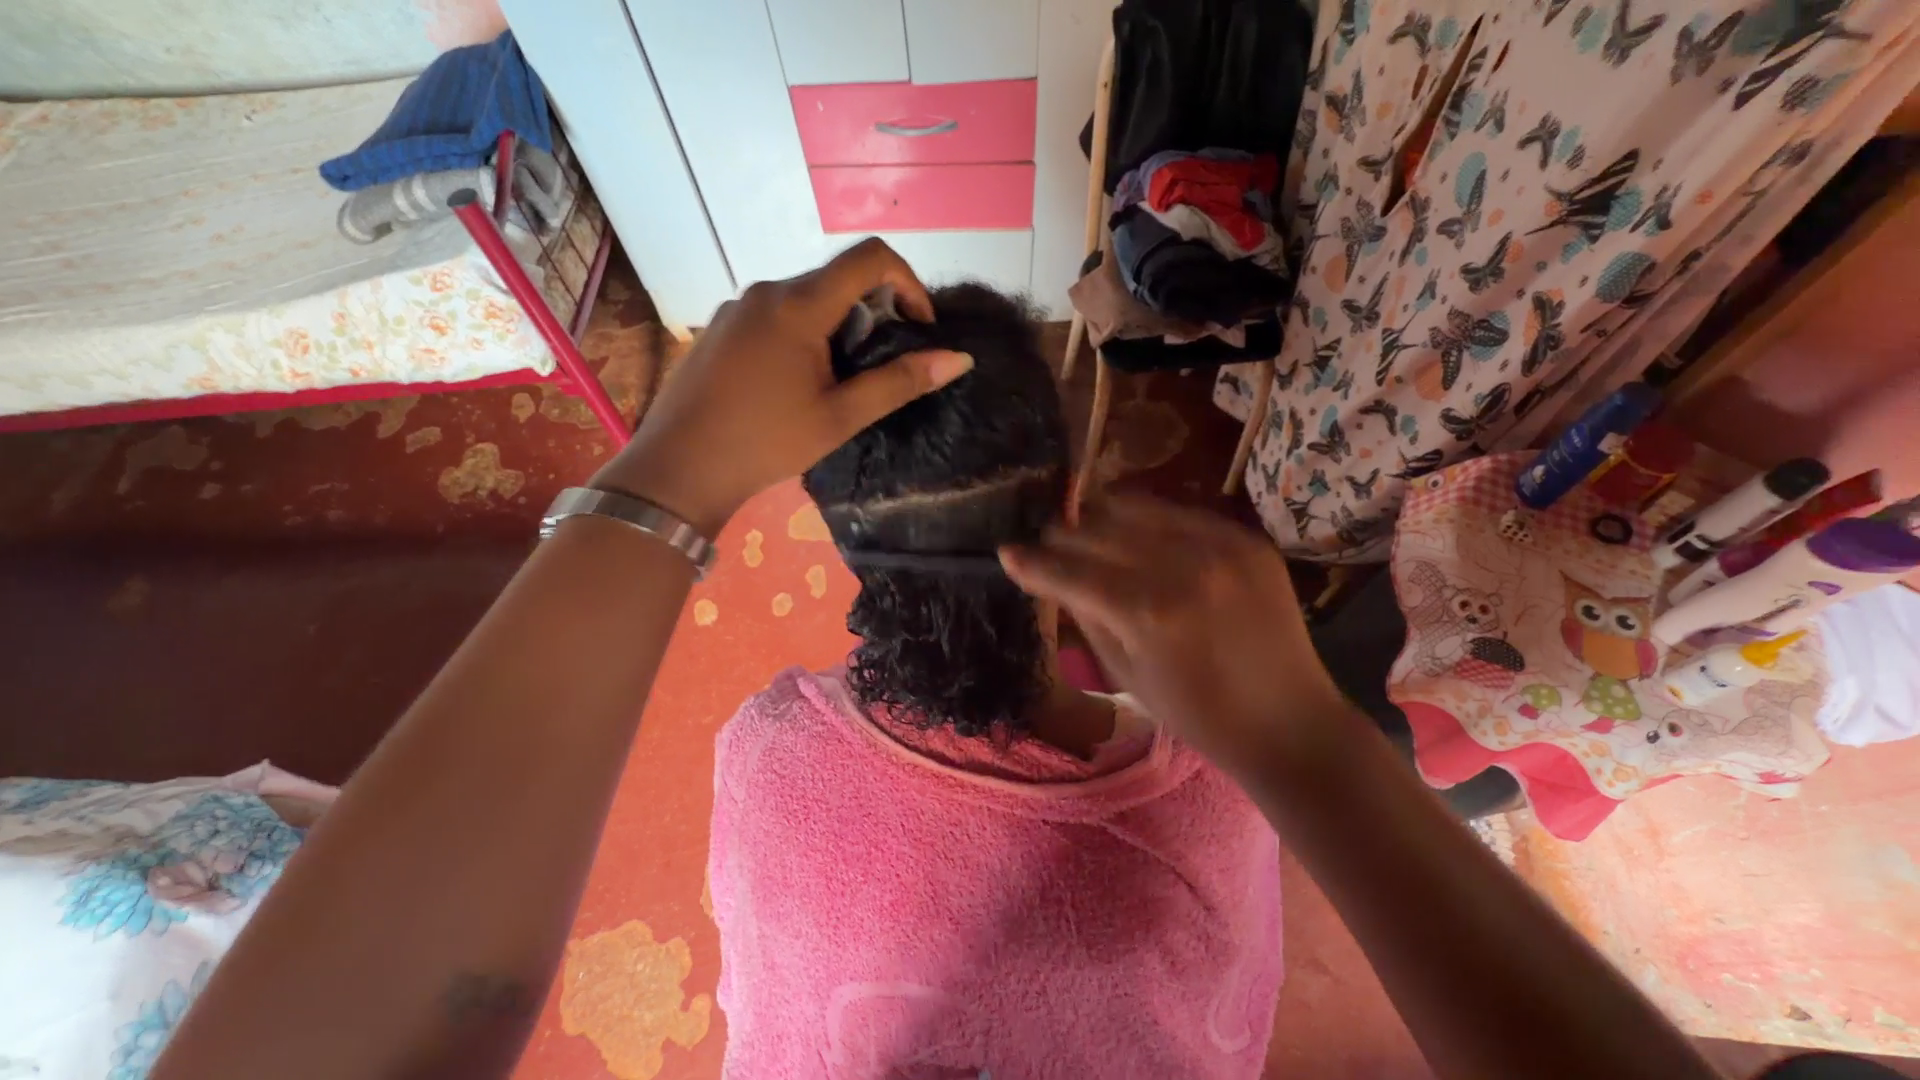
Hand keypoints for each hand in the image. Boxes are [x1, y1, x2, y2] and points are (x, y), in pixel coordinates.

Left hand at [592, 238, 973, 532]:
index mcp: (798, 305)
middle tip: (876, 368)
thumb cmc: (766, 443)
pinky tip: (790, 386)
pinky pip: (773, 316)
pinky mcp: (718, 328)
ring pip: (804, 299)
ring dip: (834, 328)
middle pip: (836, 280)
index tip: (919, 325)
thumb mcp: (840, 416)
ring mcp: (735, 308)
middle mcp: (766, 292)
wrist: (677, 469)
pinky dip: (800, 335)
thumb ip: (899, 382)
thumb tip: (959, 358)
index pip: (869, 258)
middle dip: (871, 313)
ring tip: (833, 384)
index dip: (908, 282)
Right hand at [999, 496, 1348, 771]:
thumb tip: (1049, 575)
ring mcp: (1220, 545)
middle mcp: (1183, 565)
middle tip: (1044, 542)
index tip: (1006, 552)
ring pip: (1136, 509)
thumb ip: (1087, 613)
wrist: (1288, 720)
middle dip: (1063, 537)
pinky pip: (1179, 513)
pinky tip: (1133, 533)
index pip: (1073, 571)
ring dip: (1101, 519)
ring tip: (1083, 530)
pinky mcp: (1246, 538)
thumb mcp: (1126, 672)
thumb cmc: (1198, 714)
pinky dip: (1147, 521)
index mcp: (1149, 612)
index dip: (1034, 562)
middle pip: (1099, 531)